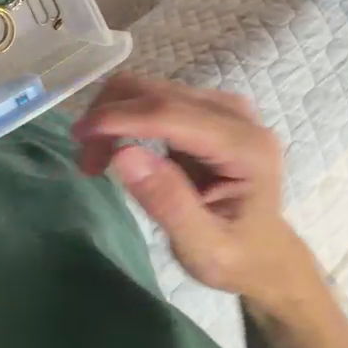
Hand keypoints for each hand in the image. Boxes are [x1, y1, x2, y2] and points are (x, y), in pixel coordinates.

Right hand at [72, 73, 318, 307]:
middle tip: (87, 162)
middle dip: (110, 117)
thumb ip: (169, 204)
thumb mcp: (206, 250)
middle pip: (155, 91)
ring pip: (147, 88)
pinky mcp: (203, 108)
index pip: (171, 113)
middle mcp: (235, 114)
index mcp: (245, 146)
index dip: (120, 117)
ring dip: (112, 116)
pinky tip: (116, 149)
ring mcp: (220, 106)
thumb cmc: (239, 258)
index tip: (80, 136)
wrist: (267, 256)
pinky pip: (151, 97)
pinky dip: (123, 116)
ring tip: (97, 160)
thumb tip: (125, 154)